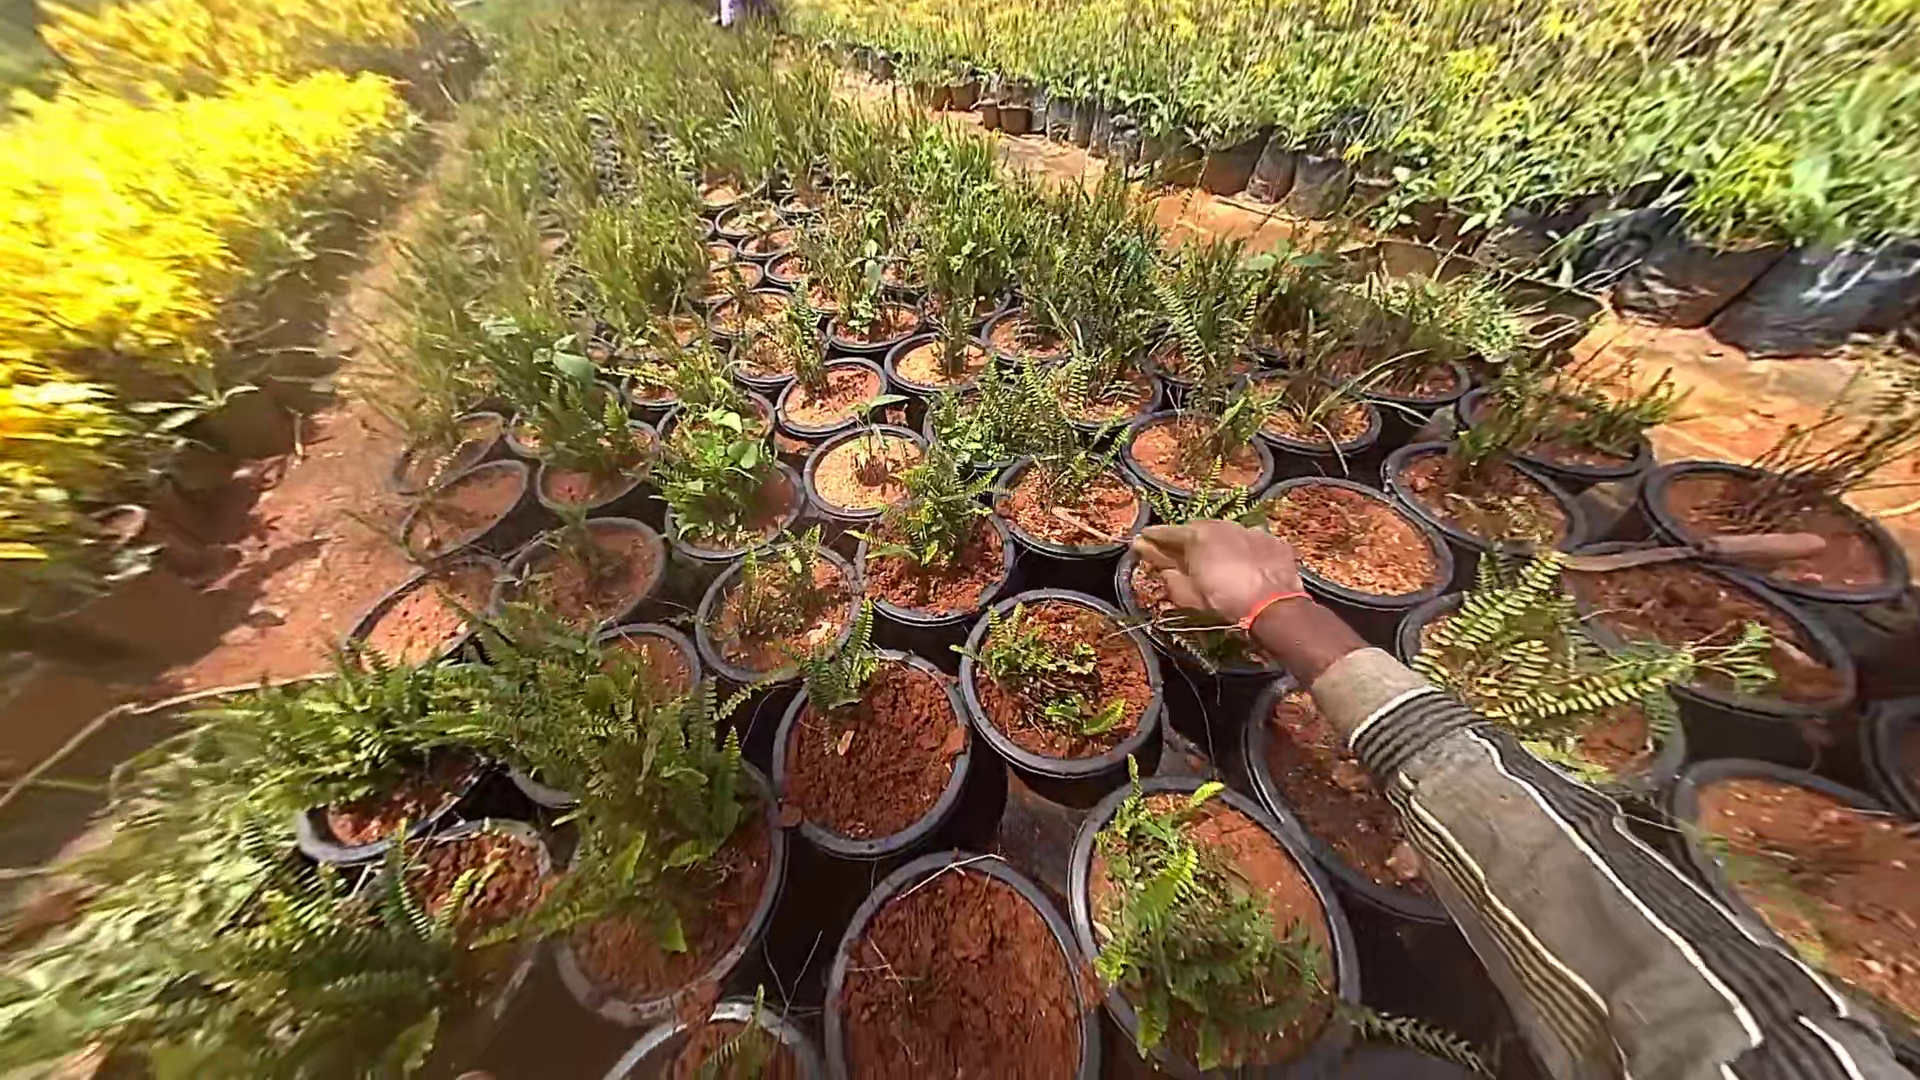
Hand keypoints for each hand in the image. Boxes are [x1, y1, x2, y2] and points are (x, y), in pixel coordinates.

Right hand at [1131, 521, 1303, 624]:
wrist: (1274, 605)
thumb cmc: (1222, 600)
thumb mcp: (1186, 593)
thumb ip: (1166, 572)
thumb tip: (1151, 557)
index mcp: (1195, 536)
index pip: (1166, 532)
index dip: (1152, 537)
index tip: (1142, 540)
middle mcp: (1220, 525)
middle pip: (1194, 528)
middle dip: (1183, 538)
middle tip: (1176, 552)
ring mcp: (1247, 530)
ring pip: (1222, 531)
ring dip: (1211, 541)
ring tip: (1209, 556)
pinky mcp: (1270, 539)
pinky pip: (1247, 539)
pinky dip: (1239, 548)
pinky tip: (1239, 562)